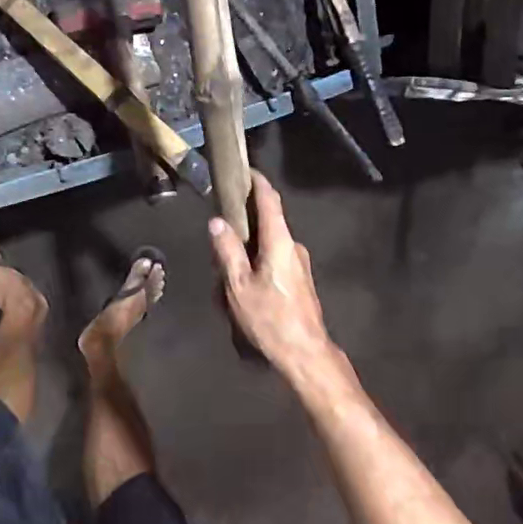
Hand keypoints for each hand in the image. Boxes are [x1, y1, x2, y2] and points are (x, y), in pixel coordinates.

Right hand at [208, 171, 334, 372]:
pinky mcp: (299, 280)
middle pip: (268, 221)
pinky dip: (256, 259)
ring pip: (269, 242)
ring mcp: (299, 264)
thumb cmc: (270, 318)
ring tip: (223, 263)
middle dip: (244, 219)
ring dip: (248, 245)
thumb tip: (217, 222)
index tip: (245, 170)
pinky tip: (240, 281)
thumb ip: (227, 251)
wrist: (305, 354)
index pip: (270, 201)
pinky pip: (274, 258)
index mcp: (280, 242)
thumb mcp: (239, 285)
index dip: (258, 182)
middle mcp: (294, 247)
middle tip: (219, 226)